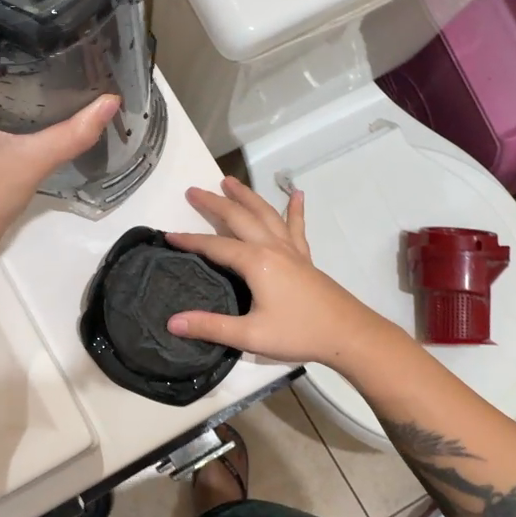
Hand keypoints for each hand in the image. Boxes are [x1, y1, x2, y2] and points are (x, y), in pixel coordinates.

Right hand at [166, 178, 394, 367]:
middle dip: (214, 204)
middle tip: (193, 190)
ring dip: (247, 196)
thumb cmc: (298, 333)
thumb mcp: (250, 335)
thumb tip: (172, 322)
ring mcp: (292, 251)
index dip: (190, 241)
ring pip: (266, 214)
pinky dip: (294, 209)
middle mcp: (273, 248)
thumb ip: (210, 326)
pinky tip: (297, 194)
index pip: (215, 246)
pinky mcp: (305, 258)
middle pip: (240, 218)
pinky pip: (296, 227)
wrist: (348, 334)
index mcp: (257, 262)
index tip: (167, 234)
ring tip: (230, 181)